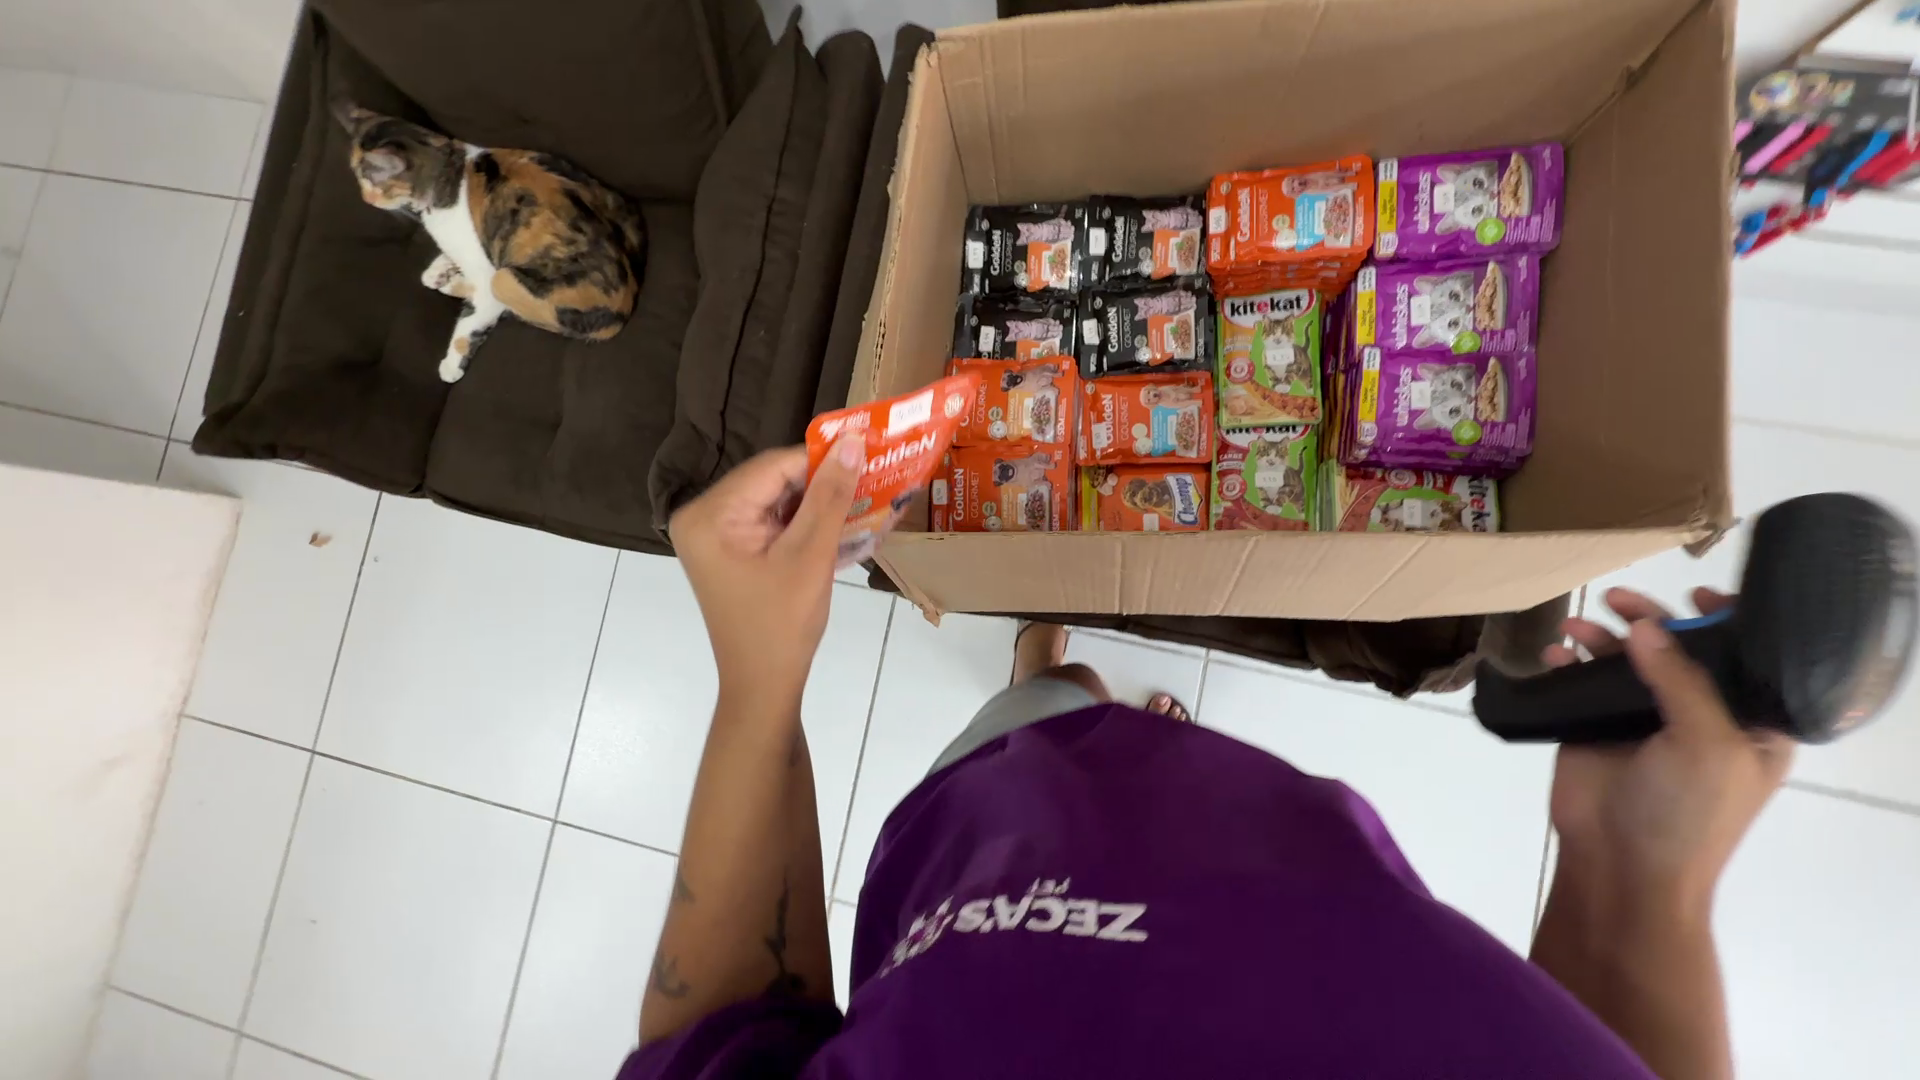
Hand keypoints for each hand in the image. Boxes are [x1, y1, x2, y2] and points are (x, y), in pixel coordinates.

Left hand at [668, 437, 862, 703]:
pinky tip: (839, 518)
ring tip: (862, 491)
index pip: (771, 468)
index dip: (820, 458)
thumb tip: (850, 443)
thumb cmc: (782, 625)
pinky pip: (772, 520)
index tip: (866, 449)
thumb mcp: (810, 557)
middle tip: (869, 470)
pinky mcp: (731, 550)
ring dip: (816, 499)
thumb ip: (829, 497)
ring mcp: (715, 535)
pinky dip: (804, 520)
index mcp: (710, 516)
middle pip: (771, 481)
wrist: (763, 685)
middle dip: (820, 479)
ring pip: (775, 499)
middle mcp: (703, 517)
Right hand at [1541, 587, 1793, 918]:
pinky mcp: (1592, 726)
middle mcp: (1696, 716)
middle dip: (1651, 621)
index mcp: (1747, 725)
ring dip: (1603, 637)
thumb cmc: (1687, 811)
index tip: (1698, 593)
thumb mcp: (1704, 744)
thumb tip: (1646, 627)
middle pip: (1677, 652)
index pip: (1746, 662)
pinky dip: (1567, 662)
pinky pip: (1581, 683)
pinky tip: (1555, 654)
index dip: (1729, 624)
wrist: (1622, 861)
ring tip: (1576, 625)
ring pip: (1625, 662)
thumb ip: (1680, 681)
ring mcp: (1641, 721)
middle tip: (1618, 598)